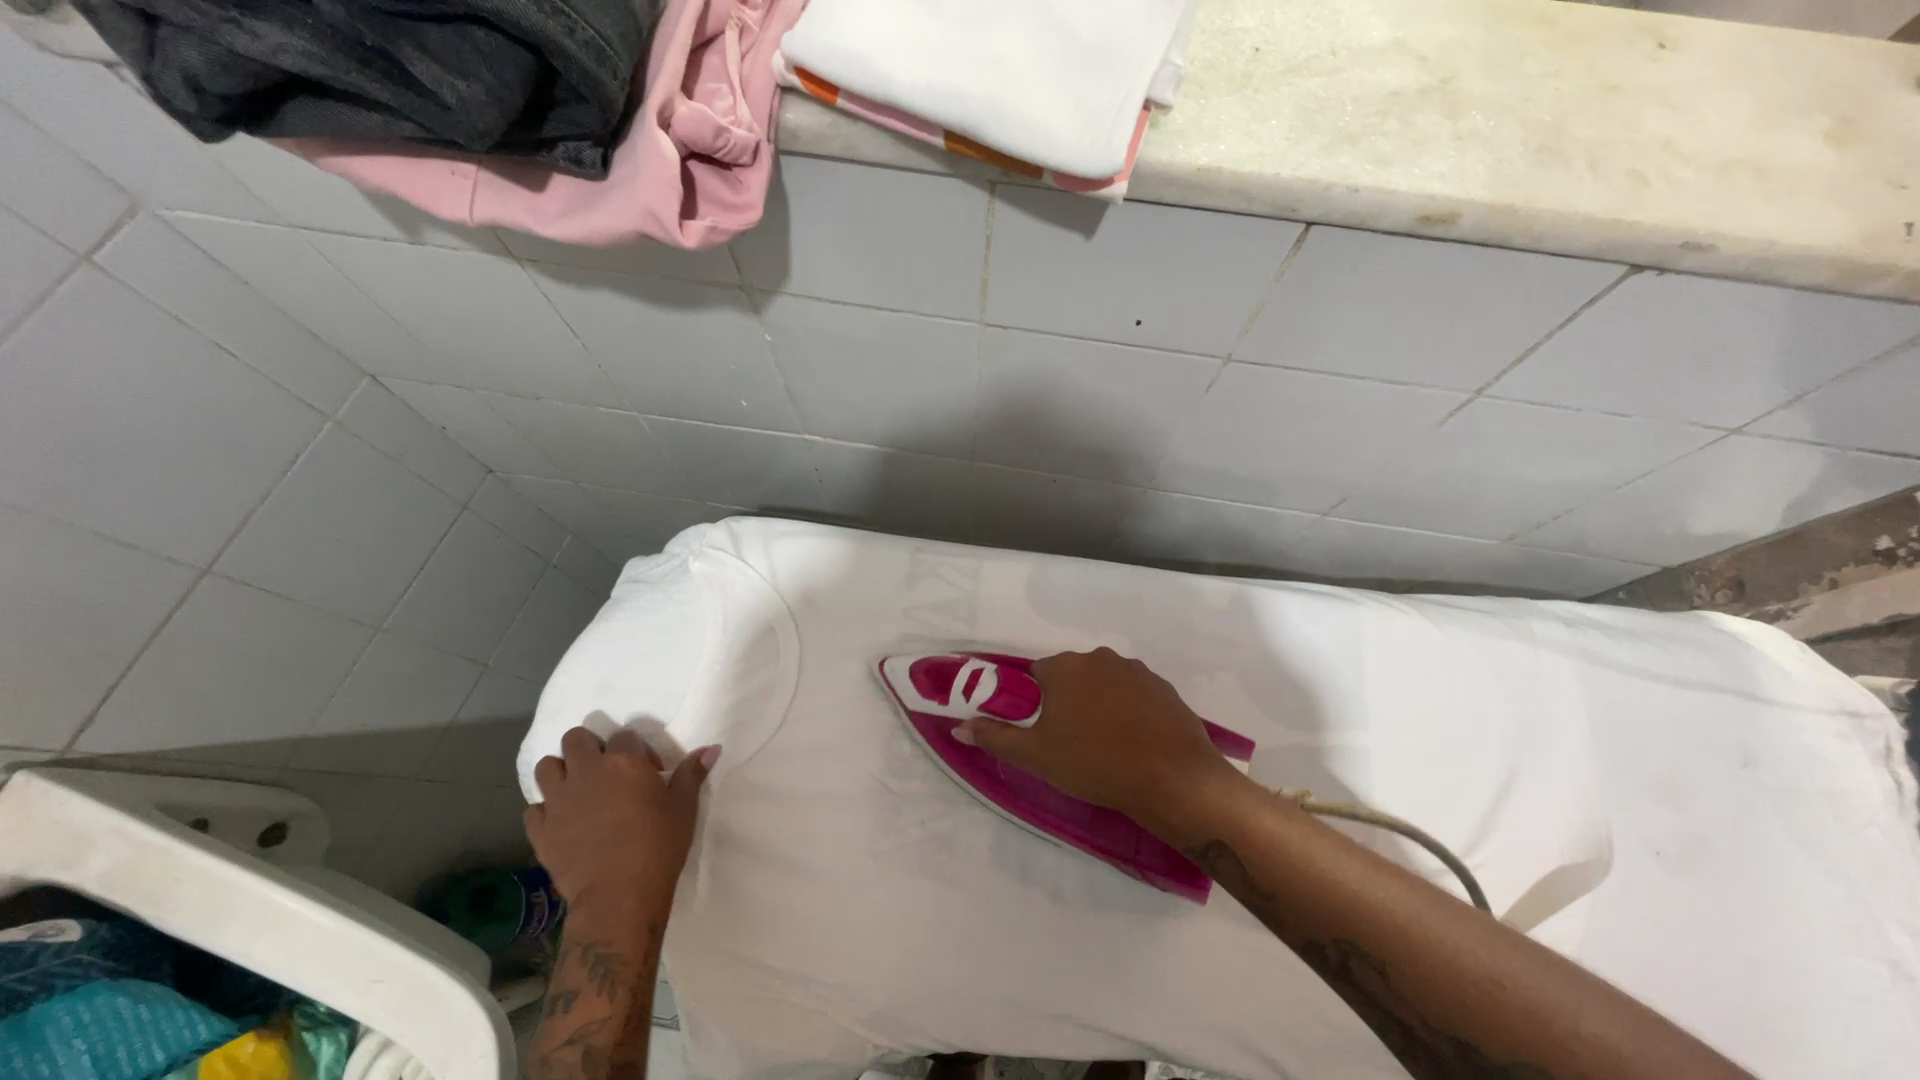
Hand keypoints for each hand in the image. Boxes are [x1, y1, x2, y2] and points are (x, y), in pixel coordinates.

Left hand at [524, 723, 718, 909]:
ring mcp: (558, 800)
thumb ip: (692, 773)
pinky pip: (534, 808)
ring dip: (561, 773)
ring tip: (579, 792)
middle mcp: (586, 771)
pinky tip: (562, 824)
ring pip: (547, 766)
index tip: (648, 774)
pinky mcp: (540, 829)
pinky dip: (546, 811)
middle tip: (606, 773)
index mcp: (624, 761)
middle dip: (589, 748)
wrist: (619, 895)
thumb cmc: (658, 846)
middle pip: (576, 739)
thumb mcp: (684, 808)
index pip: (625, 735)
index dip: (637, 751)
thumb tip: (711, 748)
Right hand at [956, 647, 1242, 832]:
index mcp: (1064, 667)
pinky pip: (1135, 695)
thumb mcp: (1035, 756)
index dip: (1036, 703)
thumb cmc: (1094, 763)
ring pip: (1105, 685)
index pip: (1036, 675)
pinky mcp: (1163, 688)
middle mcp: (1099, 658)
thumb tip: (958, 727)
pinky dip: (1130, 712)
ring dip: (1100, 705)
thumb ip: (995, 737)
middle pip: (1072, 676)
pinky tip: (1134, 743)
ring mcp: (1136, 670)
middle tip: (1071, 742)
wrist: (1171, 777)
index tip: (1043, 732)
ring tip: (1106, 746)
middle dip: (1068, 702)